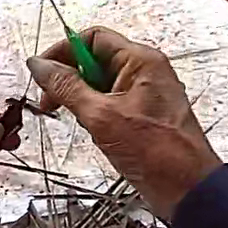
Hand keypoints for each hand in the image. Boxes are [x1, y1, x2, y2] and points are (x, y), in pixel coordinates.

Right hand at [27, 27, 220, 219]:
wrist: (187, 190)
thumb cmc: (156, 152)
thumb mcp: (100, 116)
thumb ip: (66, 87)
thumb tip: (39, 65)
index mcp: (141, 61)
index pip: (93, 38)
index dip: (63, 51)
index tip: (42, 71)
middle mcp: (144, 72)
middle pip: (94, 60)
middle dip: (67, 78)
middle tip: (49, 100)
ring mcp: (143, 94)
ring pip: (99, 83)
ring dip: (78, 97)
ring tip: (71, 117)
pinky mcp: (141, 115)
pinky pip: (108, 102)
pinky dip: (92, 112)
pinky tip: (89, 129)